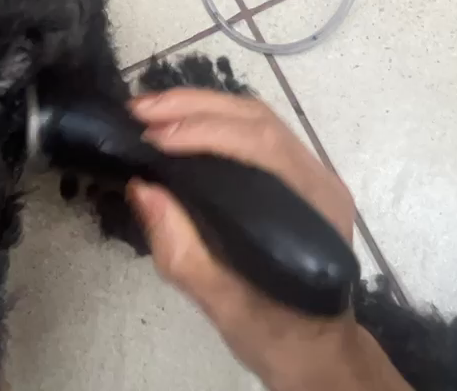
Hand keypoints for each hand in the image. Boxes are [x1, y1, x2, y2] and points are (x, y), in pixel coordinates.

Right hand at [128, 89, 409, 390]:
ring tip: (149, 110)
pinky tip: (176, 121)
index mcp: (311, 206)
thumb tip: (142, 186)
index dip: (204, 132)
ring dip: (197, 105)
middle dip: (192, 107)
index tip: (154, 137)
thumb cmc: (273, 331)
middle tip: (139, 110)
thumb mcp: (220, 301)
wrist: (313, 351)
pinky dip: (209, 116)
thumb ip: (181, 247)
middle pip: (255, 117)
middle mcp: (317, 176)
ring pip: (253, 115)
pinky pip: (251, 127)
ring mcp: (309, 168)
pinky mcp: (292, 168)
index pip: (260, 144)